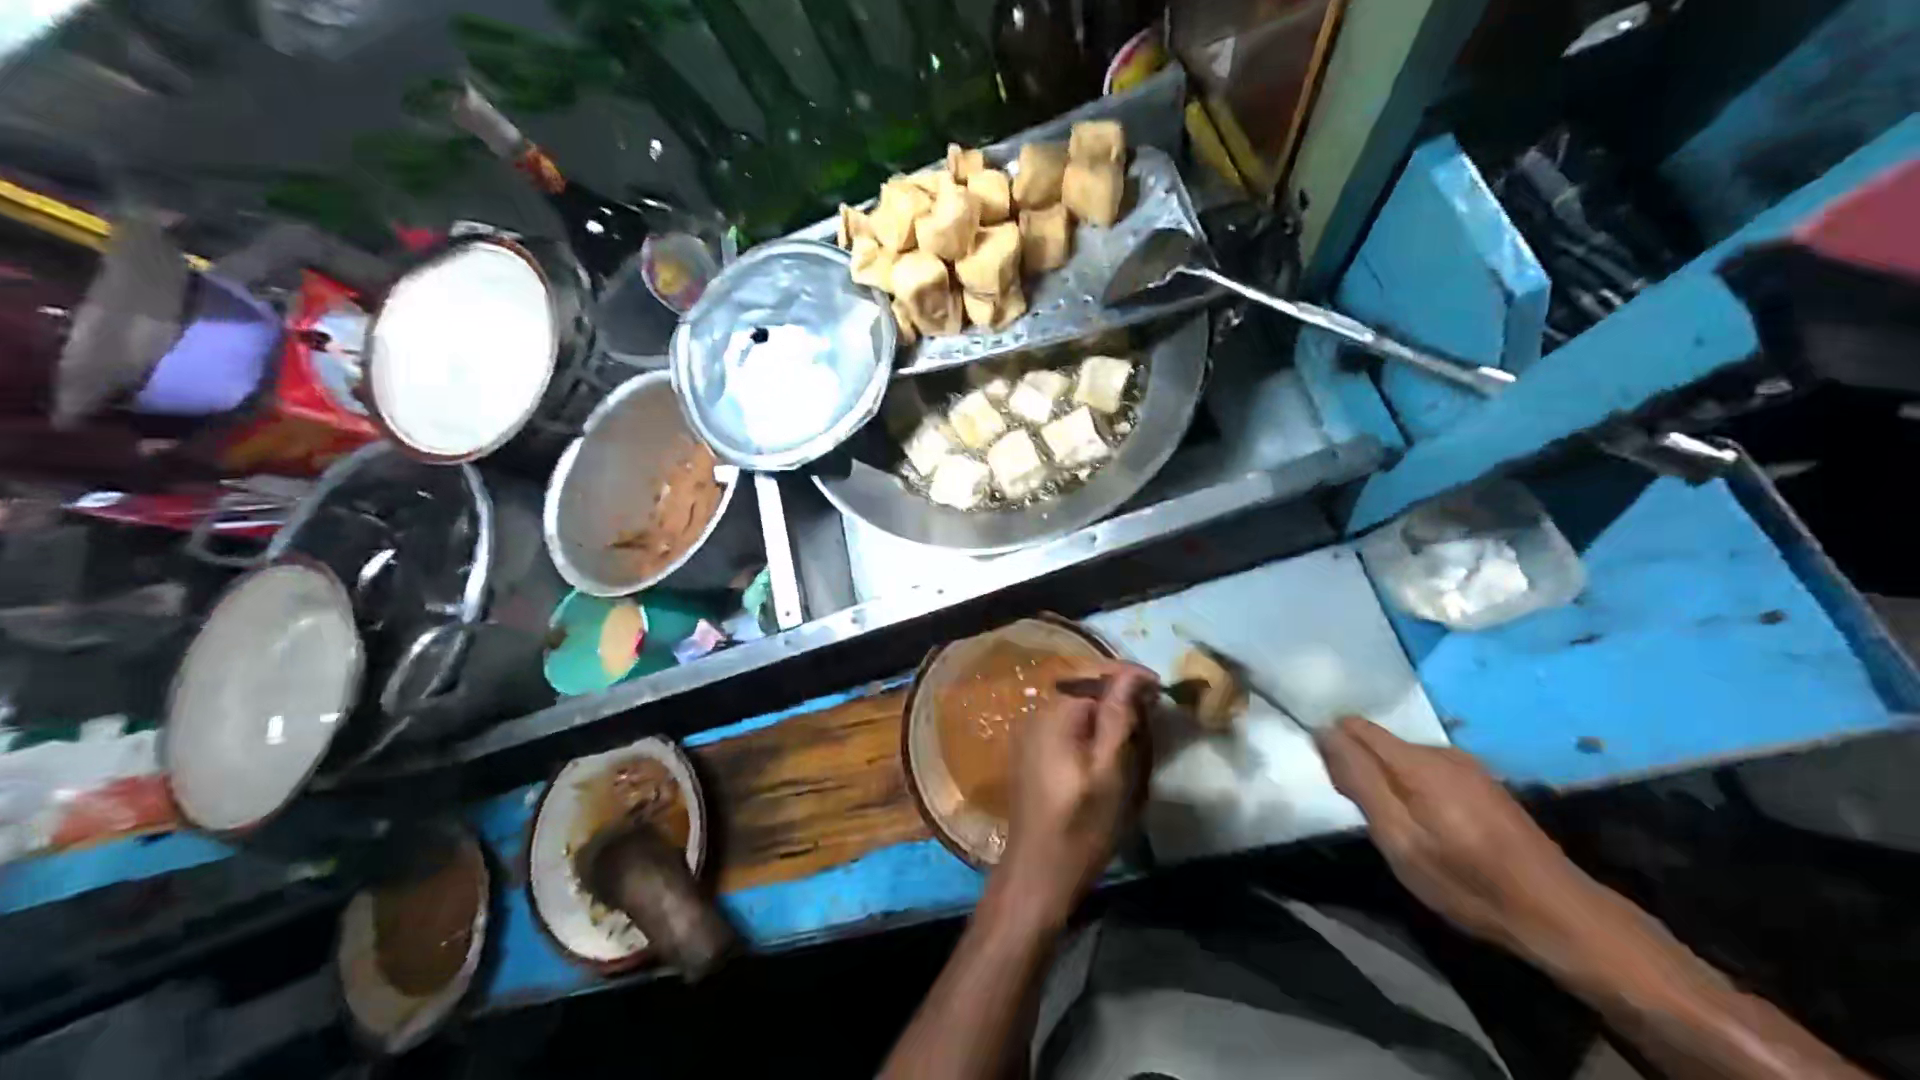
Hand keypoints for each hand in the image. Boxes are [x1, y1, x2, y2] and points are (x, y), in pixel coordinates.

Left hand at [993, 662, 1155, 927]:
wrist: (1039, 872)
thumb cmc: (1082, 824)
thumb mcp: (1110, 770)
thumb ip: (1119, 716)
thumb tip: (1134, 673)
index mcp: (1054, 712)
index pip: (1097, 676)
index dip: (1131, 679)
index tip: (1162, 692)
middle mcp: (1036, 713)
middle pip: (1086, 690)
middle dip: (1120, 699)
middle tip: (1152, 720)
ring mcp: (1029, 734)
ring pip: (1078, 710)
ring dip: (1107, 718)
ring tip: (1135, 740)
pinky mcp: (1031, 754)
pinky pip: (1067, 729)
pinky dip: (1091, 734)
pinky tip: (1108, 757)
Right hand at [1318, 715, 1613, 961]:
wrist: (1558, 913)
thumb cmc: (1466, 881)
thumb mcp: (1399, 839)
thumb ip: (1359, 781)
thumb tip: (1324, 732)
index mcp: (1417, 760)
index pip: (1354, 727)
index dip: (1332, 744)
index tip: (1329, 781)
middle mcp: (1442, 751)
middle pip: (1378, 742)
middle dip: (1359, 765)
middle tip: (1362, 814)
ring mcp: (1468, 767)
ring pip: (1403, 758)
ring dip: (1388, 779)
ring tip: (1392, 822)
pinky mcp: (1483, 784)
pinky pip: (1428, 770)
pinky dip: (1413, 787)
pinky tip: (1426, 823)